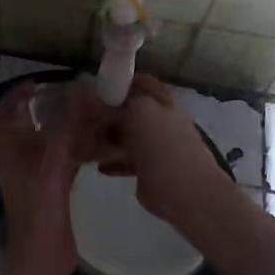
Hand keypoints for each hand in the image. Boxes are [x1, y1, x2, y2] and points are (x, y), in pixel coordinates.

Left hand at [0, 79, 104, 220]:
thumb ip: (68, 126)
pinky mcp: (48, 191)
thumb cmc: (41, 210)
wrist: (41, 258)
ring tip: (88, 115)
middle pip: (26, 126)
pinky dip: (73, 149)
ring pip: (43, 143)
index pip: (5, 113)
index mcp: (10, 150)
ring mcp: (32, 177)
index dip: (18, 95)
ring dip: (61, 129)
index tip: (39, 82)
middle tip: (72, 96)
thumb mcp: (54, 163)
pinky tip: (95, 146)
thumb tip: (80, 90)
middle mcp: (17, 160)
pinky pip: (58, 161)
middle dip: (45, 109)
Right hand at [101, 75, 231, 222]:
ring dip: (113, 140)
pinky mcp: (153, 171)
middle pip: (136, 112)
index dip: (126, 83)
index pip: (145, 85)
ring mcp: (159, 148)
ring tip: (90, 143)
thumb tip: (109, 104)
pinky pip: (130, 161)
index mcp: (163, 105)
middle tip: (88, 117)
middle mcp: (163, 123)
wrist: (186, 191)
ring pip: (132, 138)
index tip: (103, 87)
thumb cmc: (162, 146)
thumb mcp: (139, 114)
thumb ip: (124, 105)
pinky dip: (116, 162)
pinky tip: (101, 167)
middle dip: (114, 114)